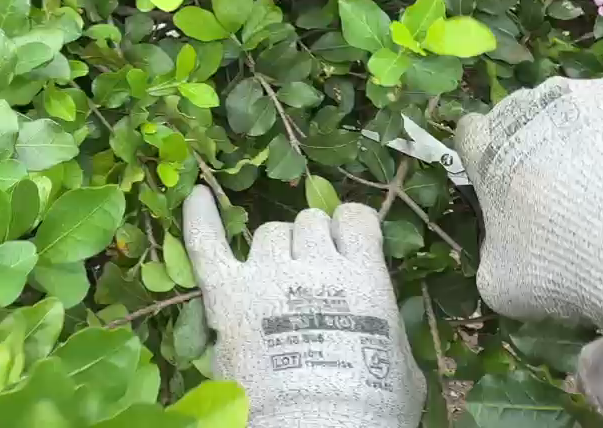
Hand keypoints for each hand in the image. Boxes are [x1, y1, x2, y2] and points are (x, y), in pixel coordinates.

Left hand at [182, 186, 425, 427]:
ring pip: (270, 233)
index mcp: (362, 275)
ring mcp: (267, 275)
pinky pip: (208, 244)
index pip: (355, 218)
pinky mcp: (228, 295)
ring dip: (277, 251)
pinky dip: (200, 218)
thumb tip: (378, 321)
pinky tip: (200, 196)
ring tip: (278, 286)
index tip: (348, 247)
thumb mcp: (402, 369)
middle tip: (313, 283)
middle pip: (309, 223)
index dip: (350, 231)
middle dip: (313, 246)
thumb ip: (385, 327)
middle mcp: (314, 263)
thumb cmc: (370, 414)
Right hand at [455, 76, 602, 331]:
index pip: (470, 132)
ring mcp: (573, 95)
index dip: (487, 156)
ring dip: (581, 134)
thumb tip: (504, 246)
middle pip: (521, 118)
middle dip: (536, 144)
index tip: (507, 181)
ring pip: (570, 110)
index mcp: (485, 145)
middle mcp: (522, 107)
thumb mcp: (502, 282)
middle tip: (563, 189)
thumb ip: (492, 251)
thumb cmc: (559, 265)